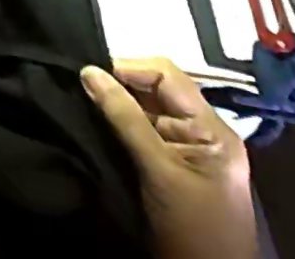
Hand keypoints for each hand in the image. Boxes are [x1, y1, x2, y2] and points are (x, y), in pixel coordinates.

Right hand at [81, 58, 256, 258]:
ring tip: (83, 97)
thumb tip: (88, 71)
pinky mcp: (172, 165)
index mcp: (212, 128)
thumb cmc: (191, 228)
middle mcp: (203, 131)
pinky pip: (144, 129)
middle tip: (82, 83)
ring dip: (117, 102)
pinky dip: (120, 121)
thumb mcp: (158, 169)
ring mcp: (188, 149)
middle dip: (119, 83)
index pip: (167, 76)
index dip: (129, 67)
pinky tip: (96, 119)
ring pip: (147, 108)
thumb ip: (124, 117)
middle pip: (157, 89)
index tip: (90, 73)